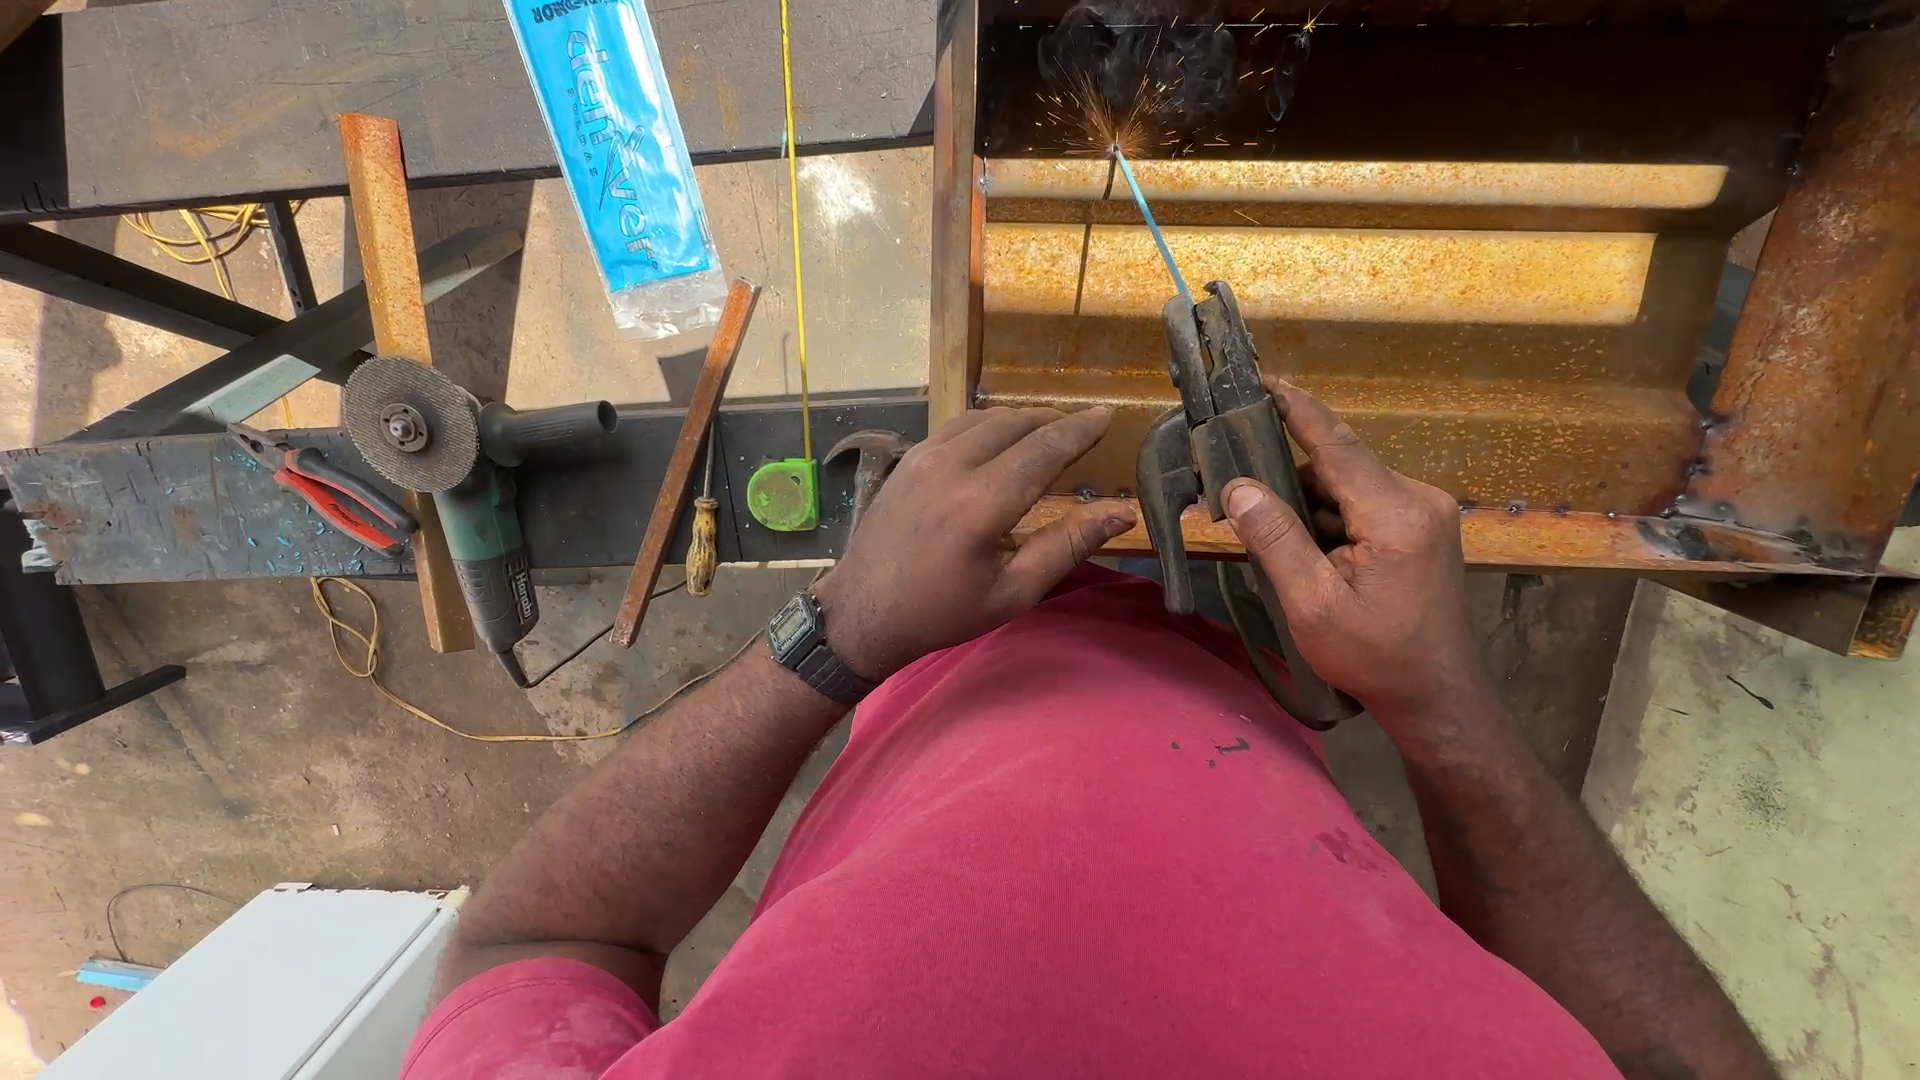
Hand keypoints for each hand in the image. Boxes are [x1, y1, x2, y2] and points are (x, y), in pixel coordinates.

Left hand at [812, 406, 1136, 679]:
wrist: (861, 612)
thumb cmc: (942, 612)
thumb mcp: (1013, 592)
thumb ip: (1067, 545)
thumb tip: (1121, 513)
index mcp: (981, 504)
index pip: (1044, 449)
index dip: (1080, 429)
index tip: (1106, 414)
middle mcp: (951, 467)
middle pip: (1015, 423)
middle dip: (1054, 421)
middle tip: (1081, 429)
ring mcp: (923, 457)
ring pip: (984, 418)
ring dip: (1020, 420)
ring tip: (1046, 433)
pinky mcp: (907, 459)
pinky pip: (956, 426)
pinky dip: (987, 425)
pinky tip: (999, 441)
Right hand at [1221, 379, 1493, 746]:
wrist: (1435, 696)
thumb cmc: (1374, 656)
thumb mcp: (1312, 603)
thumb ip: (1276, 539)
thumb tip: (1238, 487)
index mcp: (1396, 513)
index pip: (1337, 445)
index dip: (1297, 411)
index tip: (1264, 381)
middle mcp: (1417, 500)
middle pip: (1335, 469)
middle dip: (1285, 481)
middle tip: (1235, 497)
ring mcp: (1423, 514)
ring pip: (1344, 490)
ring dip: (1305, 509)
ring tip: (1270, 542)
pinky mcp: (1419, 530)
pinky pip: (1359, 507)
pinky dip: (1325, 522)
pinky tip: (1306, 555)